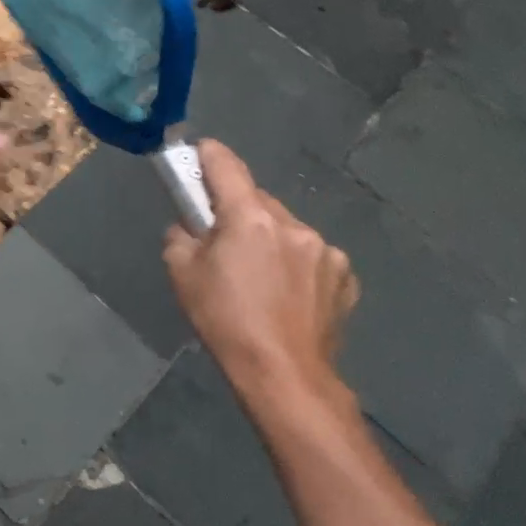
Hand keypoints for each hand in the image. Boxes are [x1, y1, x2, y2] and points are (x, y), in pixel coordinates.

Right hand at [163, 141, 359, 403]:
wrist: (283, 372)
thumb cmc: (222, 316)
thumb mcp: (180, 268)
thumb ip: (183, 232)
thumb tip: (194, 223)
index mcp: (251, 218)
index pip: (226, 165)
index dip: (207, 154)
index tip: (194, 152)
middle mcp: (294, 226)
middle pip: (257, 198)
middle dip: (235, 208)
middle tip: (217, 234)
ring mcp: (327, 253)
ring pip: (285, 227)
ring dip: (266, 236)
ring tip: (253, 271)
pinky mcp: (345, 278)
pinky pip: (310, 254)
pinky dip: (292, 260)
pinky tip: (282, 290)